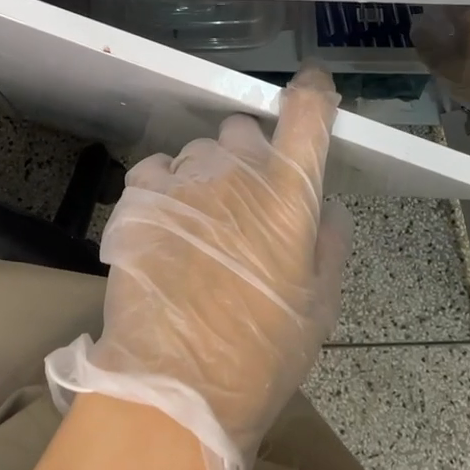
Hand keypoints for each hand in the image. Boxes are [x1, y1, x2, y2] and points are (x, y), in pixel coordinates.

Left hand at [45, 67, 353, 469]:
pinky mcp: (141, 194)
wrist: (176, 384)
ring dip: (204, 177)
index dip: (312, 92)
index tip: (312, 85)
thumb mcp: (320, 305)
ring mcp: (185, 178)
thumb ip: (328, 242)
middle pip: (242, 131)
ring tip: (198, 228)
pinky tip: (164, 229)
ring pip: (198, 152)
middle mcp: (236, 171)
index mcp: (287, 193)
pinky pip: (156, 171)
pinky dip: (163, 189)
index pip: (306, 115)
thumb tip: (325, 205)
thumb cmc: (260, 352)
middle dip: (246, 156)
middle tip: (244, 203)